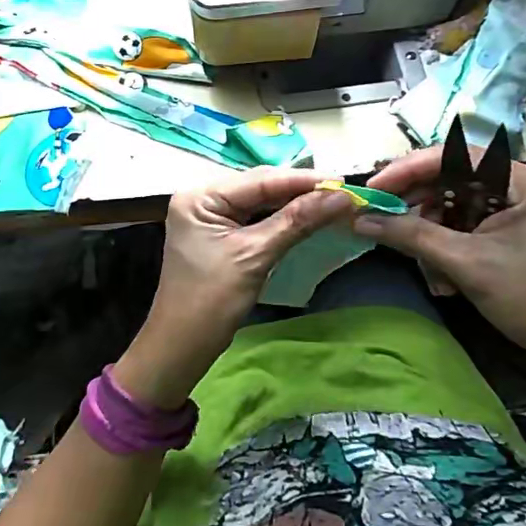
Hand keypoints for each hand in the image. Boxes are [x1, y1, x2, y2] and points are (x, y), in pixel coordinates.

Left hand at [115, 168, 350, 406]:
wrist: (183, 345)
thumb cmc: (212, 300)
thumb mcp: (256, 256)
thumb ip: (297, 221)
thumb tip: (341, 197)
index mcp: (200, 196)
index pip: (260, 179)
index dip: (303, 180)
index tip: (343, 181)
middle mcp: (201, 196)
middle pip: (260, 185)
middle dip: (301, 189)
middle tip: (343, 192)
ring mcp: (210, 215)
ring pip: (260, 200)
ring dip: (294, 202)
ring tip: (333, 201)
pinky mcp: (219, 232)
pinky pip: (255, 216)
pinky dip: (282, 217)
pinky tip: (308, 215)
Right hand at [354, 147, 525, 368]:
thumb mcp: (467, 264)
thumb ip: (411, 236)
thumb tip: (360, 220)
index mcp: (522, 182)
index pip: (455, 156)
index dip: (408, 170)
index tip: (373, 189)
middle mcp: (521, 188)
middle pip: (452, 181)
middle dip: (419, 208)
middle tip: (383, 224)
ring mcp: (517, 213)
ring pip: (455, 208)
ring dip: (432, 237)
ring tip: (427, 270)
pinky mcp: (511, 236)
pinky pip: (466, 229)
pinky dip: (448, 251)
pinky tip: (445, 281)